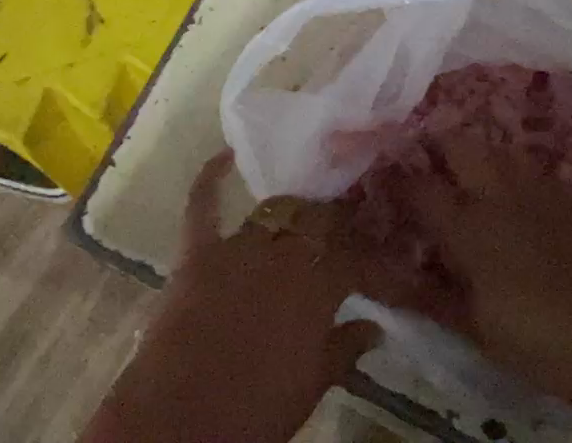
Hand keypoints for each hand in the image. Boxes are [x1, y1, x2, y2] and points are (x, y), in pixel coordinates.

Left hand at [80, 152, 380, 442]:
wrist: (178, 421)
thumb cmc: (255, 411)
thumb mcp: (311, 385)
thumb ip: (344, 348)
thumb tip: (375, 326)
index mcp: (316, 287)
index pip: (358, 258)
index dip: (377, 259)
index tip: (393, 259)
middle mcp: (281, 254)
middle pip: (319, 220)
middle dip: (339, 221)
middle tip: (352, 224)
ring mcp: (236, 248)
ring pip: (274, 212)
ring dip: (294, 211)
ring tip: (309, 210)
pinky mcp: (196, 252)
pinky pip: (203, 206)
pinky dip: (210, 177)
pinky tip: (224, 155)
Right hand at [394, 131, 571, 397]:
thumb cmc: (535, 340)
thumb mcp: (473, 327)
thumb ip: (430, 295)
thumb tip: (391, 276)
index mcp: (468, 226)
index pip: (420, 188)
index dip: (398, 180)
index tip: (388, 179)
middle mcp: (500, 195)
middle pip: (461, 144)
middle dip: (440, 145)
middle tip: (432, 162)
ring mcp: (542, 192)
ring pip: (502, 152)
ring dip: (483, 158)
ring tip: (477, 179)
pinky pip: (539, 176)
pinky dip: (522, 182)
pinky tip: (526, 207)